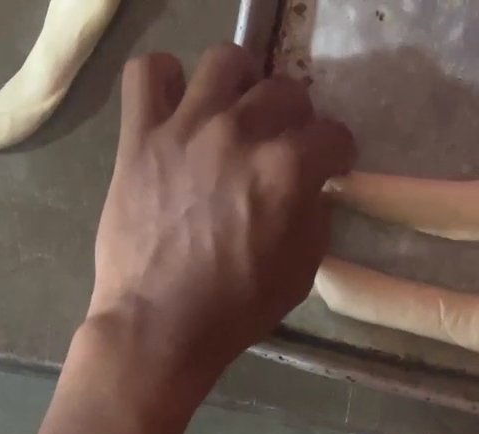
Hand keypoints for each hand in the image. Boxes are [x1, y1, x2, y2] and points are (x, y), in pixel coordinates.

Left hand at [78, 46, 355, 418]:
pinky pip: (149, 73)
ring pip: (225, 62)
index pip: (332, 135)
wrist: (159, 326)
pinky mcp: (140, 136)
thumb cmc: (235, 311)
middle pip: (285, 91)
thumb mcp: (299, 275)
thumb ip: (315, 221)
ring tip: (236, 112)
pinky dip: (165, 81)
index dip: (338, 154)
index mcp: (286, 170)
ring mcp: (186, 128)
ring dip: (241, 83)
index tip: (332, 166)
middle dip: (297, 119)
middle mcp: (239, 133)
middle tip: (285, 145)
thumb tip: (312, 192)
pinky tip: (175, 108)